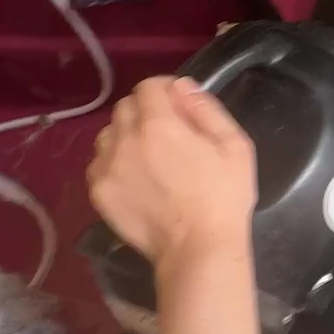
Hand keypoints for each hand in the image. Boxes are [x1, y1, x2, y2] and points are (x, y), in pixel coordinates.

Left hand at [88, 76, 255, 270]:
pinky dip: (116, 162)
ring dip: (127, 136)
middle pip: (124, 107)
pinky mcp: (98, 190)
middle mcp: (124, 139)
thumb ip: (207, 111)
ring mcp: (105, 166)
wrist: (197, 246)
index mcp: (159, 124)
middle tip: (171, 133)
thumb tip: (183, 87)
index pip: (149, 86)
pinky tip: (139, 179)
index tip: (182, 104)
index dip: (167, 89)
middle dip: (146, 111)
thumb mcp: (236, 147)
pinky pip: (100, 163)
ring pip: (108, 134)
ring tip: (151, 158)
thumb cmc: (224, 196)